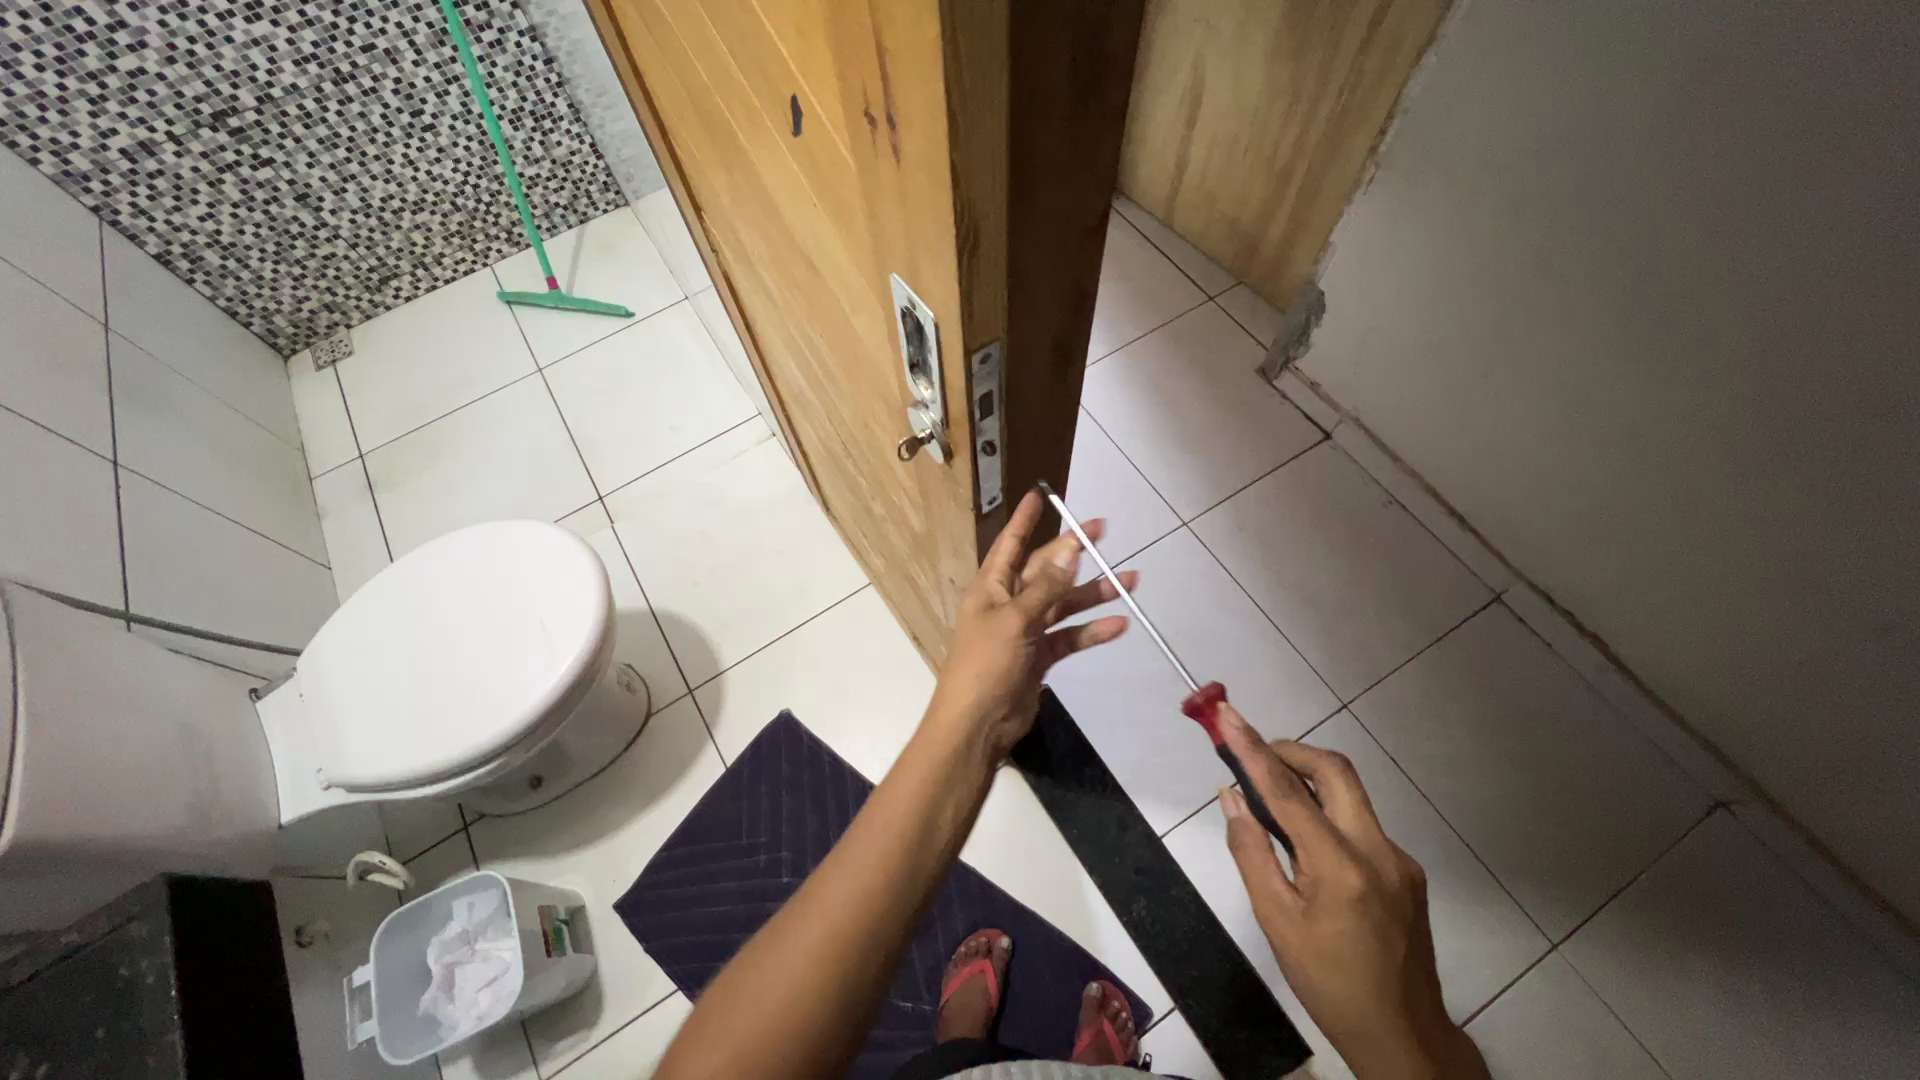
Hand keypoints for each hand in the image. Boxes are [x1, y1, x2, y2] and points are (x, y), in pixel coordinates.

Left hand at [922, 489, 1132, 760]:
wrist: (978, 723)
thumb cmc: (986, 664)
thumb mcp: (1015, 620)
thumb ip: (1045, 588)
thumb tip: (1069, 549)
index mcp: (991, 587)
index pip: (1010, 544)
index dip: (1023, 519)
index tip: (1039, 494)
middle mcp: (1008, 603)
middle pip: (1045, 571)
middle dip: (1073, 553)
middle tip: (1103, 531)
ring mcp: (1026, 631)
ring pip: (1063, 604)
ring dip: (1092, 593)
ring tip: (1129, 581)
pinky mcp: (1040, 656)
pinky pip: (1070, 637)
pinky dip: (1091, 631)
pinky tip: (1118, 624)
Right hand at [1216, 707, 1488, 1079]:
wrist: (1404, 1034)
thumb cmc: (1328, 983)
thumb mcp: (1276, 921)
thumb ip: (1251, 852)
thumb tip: (1230, 797)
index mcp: (1339, 866)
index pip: (1287, 790)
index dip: (1252, 748)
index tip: (1227, 715)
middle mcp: (1378, 850)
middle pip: (1335, 770)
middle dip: (1290, 751)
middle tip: (1254, 756)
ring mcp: (1399, 858)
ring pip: (1350, 794)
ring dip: (1309, 781)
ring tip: (1271, 801)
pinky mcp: (1407, 870)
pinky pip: (1360, 824)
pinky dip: (1327, 816)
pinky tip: (1307, 849)